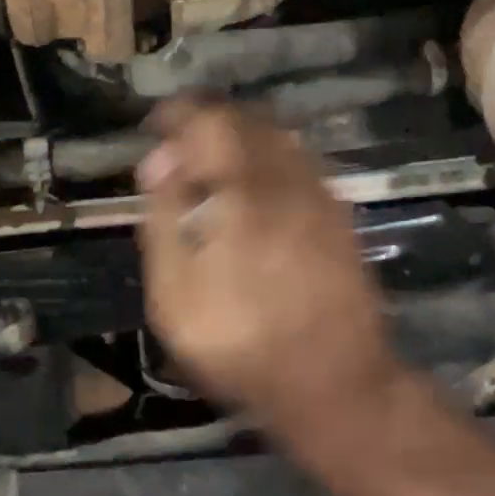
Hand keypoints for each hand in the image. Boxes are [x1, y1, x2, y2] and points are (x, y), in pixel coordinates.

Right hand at [134, 98, 398, 422]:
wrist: (338, 383)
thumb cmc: (244, 342)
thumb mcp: (176, 295)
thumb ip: (163, 218)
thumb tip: (159, 162)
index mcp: (245, 186)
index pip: (209, 119)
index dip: (178, 112)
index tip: (155, 122)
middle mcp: (288, 174)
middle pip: (246, 118)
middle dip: (208, 122)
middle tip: (179, 146)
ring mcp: (320, 191)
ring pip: (276, 136)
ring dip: (239, 137)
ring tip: (211, 163)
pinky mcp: (339, 212)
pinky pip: (298, 160)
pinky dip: (268, 157)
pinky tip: (254, 187)